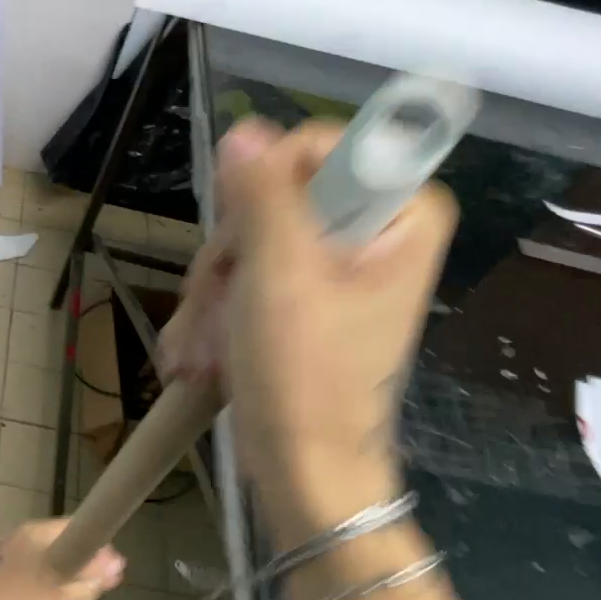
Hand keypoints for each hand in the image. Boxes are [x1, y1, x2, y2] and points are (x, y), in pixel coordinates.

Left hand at [0, 520, 124, 599]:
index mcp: (33, 534)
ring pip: (35, 562)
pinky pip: (17, 575)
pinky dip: (29, 587)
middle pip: (54, 544)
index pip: (75, 527)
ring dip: (51, 579)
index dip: (96, 548)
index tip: (107, 572)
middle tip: (85, 596)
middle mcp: (10, 537)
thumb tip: (115, 561)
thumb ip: (92, 579)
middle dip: (74, 566)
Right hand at [157, 118, 457, 533]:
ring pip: (245, 249)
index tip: (241, 252)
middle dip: (225, 265)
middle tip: (214, 315)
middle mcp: (372, 235)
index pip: (316, 149)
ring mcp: (334, 276)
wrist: (303, 469)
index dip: (260, 194)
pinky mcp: (302, 310)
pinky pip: (244, 287)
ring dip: (208, 302)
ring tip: (200, 354)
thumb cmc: (301, 377)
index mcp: (399, 213)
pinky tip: (201, 361)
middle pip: (270, 204)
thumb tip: (244, 130)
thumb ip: (264, 195)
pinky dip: (215, 323)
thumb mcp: (278, 277)